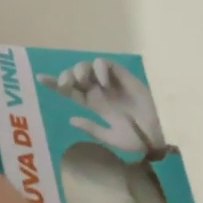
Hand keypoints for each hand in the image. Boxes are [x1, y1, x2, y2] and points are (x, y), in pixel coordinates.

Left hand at [36, 59, 165, 157]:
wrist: (162, 135)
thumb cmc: (139, 138)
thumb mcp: (113, 139)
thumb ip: (93, 130)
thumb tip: (71, 118)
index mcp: (92, 104)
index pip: (67, 91)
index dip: (53, 83)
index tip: (39, 78)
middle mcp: (97, 91)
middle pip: (72, 75)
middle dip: (64, 76)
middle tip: (66, 86)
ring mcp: (109, 83)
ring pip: (84, 66)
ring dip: (79, 71)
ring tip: (84, 83)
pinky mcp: (122, 76)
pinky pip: (103, 63)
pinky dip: (99, 69)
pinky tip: (104, 82)